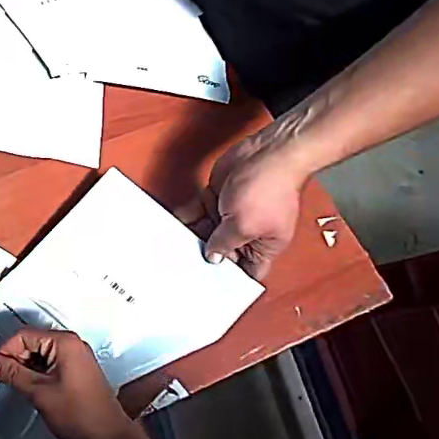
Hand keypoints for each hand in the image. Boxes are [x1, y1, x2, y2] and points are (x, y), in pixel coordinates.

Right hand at [0, 329, 139, 438]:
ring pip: (39, 354)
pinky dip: (36, 373)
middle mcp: (72, 345)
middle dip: (14, 359)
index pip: (24, 336)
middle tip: (2, 378)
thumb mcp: (38, 392)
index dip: (5, 351)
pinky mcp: (76, 370)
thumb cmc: (81, 416)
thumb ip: (11, 373)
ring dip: (25, 368)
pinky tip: (31, 390)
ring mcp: (75, 357)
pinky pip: (49, 363)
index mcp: (65, 343)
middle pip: (31, 342)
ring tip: (18, 387)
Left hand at [183, 126, 311, 279]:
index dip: (230, 279)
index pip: (247, 271)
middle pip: (222, 251)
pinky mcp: (218, 196)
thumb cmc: (268, 187)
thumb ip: (224, 243)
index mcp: (263, 245)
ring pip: (206, 231)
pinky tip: (172, 224)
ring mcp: (231, 213)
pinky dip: (187, 217)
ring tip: (170, 246)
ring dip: (191, 236)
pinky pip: (198, 211)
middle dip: (203, 257)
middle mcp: (247, 232)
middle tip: (180, 265)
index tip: (208, 286)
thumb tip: (213, 257)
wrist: (266, 152)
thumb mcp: (244, 225)